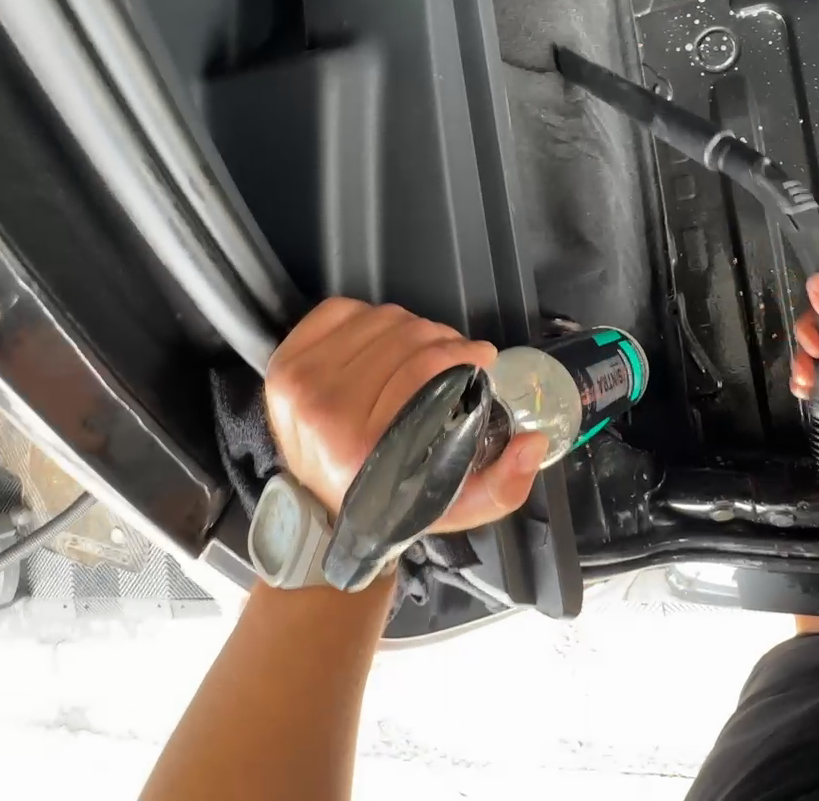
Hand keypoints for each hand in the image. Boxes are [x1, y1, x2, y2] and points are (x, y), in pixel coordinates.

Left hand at [264, 298, 546, 531]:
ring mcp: (298, 380)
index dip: (463, 354)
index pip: (421, 367)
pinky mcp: (286, 358)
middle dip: (444, 339)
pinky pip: (343, 310)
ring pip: (379, 319)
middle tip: (460, 353)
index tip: (482, 358)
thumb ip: (504, 486)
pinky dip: (371, 317)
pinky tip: (385, 341)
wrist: (321, 507)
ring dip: (412, 327)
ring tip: (426, 348)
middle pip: (402, 337)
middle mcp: (319, 408)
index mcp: (357, 446)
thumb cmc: (390, 501)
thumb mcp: (454, 507)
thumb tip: (532, 443)